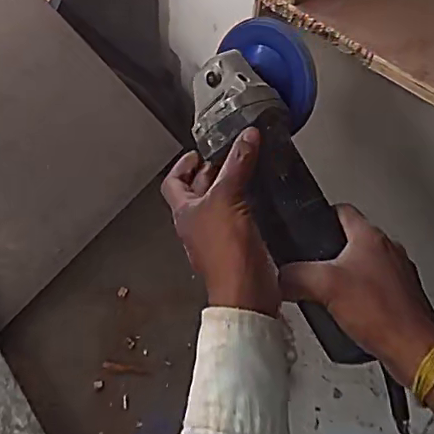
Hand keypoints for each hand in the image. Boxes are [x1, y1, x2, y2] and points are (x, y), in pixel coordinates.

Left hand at [161, 128, 278, 313]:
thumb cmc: (226, 256)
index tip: (197, 152)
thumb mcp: (228, 198)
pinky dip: (247, 203)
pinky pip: (239, 218)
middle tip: (228, 155)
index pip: (174, 182)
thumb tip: (246, 138)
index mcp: (185, 212)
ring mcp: (217, 236)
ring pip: (220, 203)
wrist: (247, 294)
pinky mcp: (239, 245)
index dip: (183, 165)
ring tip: (246, 169)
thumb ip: (237, 165)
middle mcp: (198, 224)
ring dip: (231, 185)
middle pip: (198, 191)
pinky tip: (260, 197)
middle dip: (212, 171)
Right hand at [278, 205, 433, 388]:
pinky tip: (354, 313)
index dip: (321, 215)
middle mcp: (390, 250)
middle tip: (317, 263)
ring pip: (367, 264)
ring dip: (350, 275)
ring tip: (334, 292)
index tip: (311, 225)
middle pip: (353, 239)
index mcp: (371, 236)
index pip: (342, 210)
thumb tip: (281, 277)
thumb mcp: (324, 287)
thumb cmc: (383, 315)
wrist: (416, 352)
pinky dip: (365, 297)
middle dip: (333, 251)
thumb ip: (295, 276)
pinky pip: (379, 288)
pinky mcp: (405, 297)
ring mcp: (401, 274)